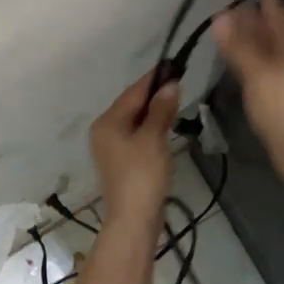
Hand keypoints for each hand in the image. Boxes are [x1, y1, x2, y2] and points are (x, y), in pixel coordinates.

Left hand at [90, 71, 179, 221]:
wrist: (133, 219)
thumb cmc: (142, 175)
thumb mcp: (153, 138)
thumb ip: (161, 110)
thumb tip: (170, 84)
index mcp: (107, 122)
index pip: (133, 92)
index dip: (154, 78)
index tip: (173, 64)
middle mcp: (104, 131)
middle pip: (131, 105)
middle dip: (154, 94)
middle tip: (179, 81)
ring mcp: (111, 148)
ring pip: (134, 120)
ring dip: (154, 111)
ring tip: (176, 100)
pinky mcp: (121, 161)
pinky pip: (136, 135)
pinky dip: (151, 127)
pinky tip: (166, 125)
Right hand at [212, 0, 283, 201]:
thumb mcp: (260, 74)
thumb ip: (239, 45)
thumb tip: (219, 14)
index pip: (271, 4)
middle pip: (264, 25)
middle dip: (242, 12)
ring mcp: (281, 74)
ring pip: (258, 47)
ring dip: (239, 37)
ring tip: (208, 22)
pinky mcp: (273, 96)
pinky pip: (254, 69)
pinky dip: (239, 60)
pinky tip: (223, 57)